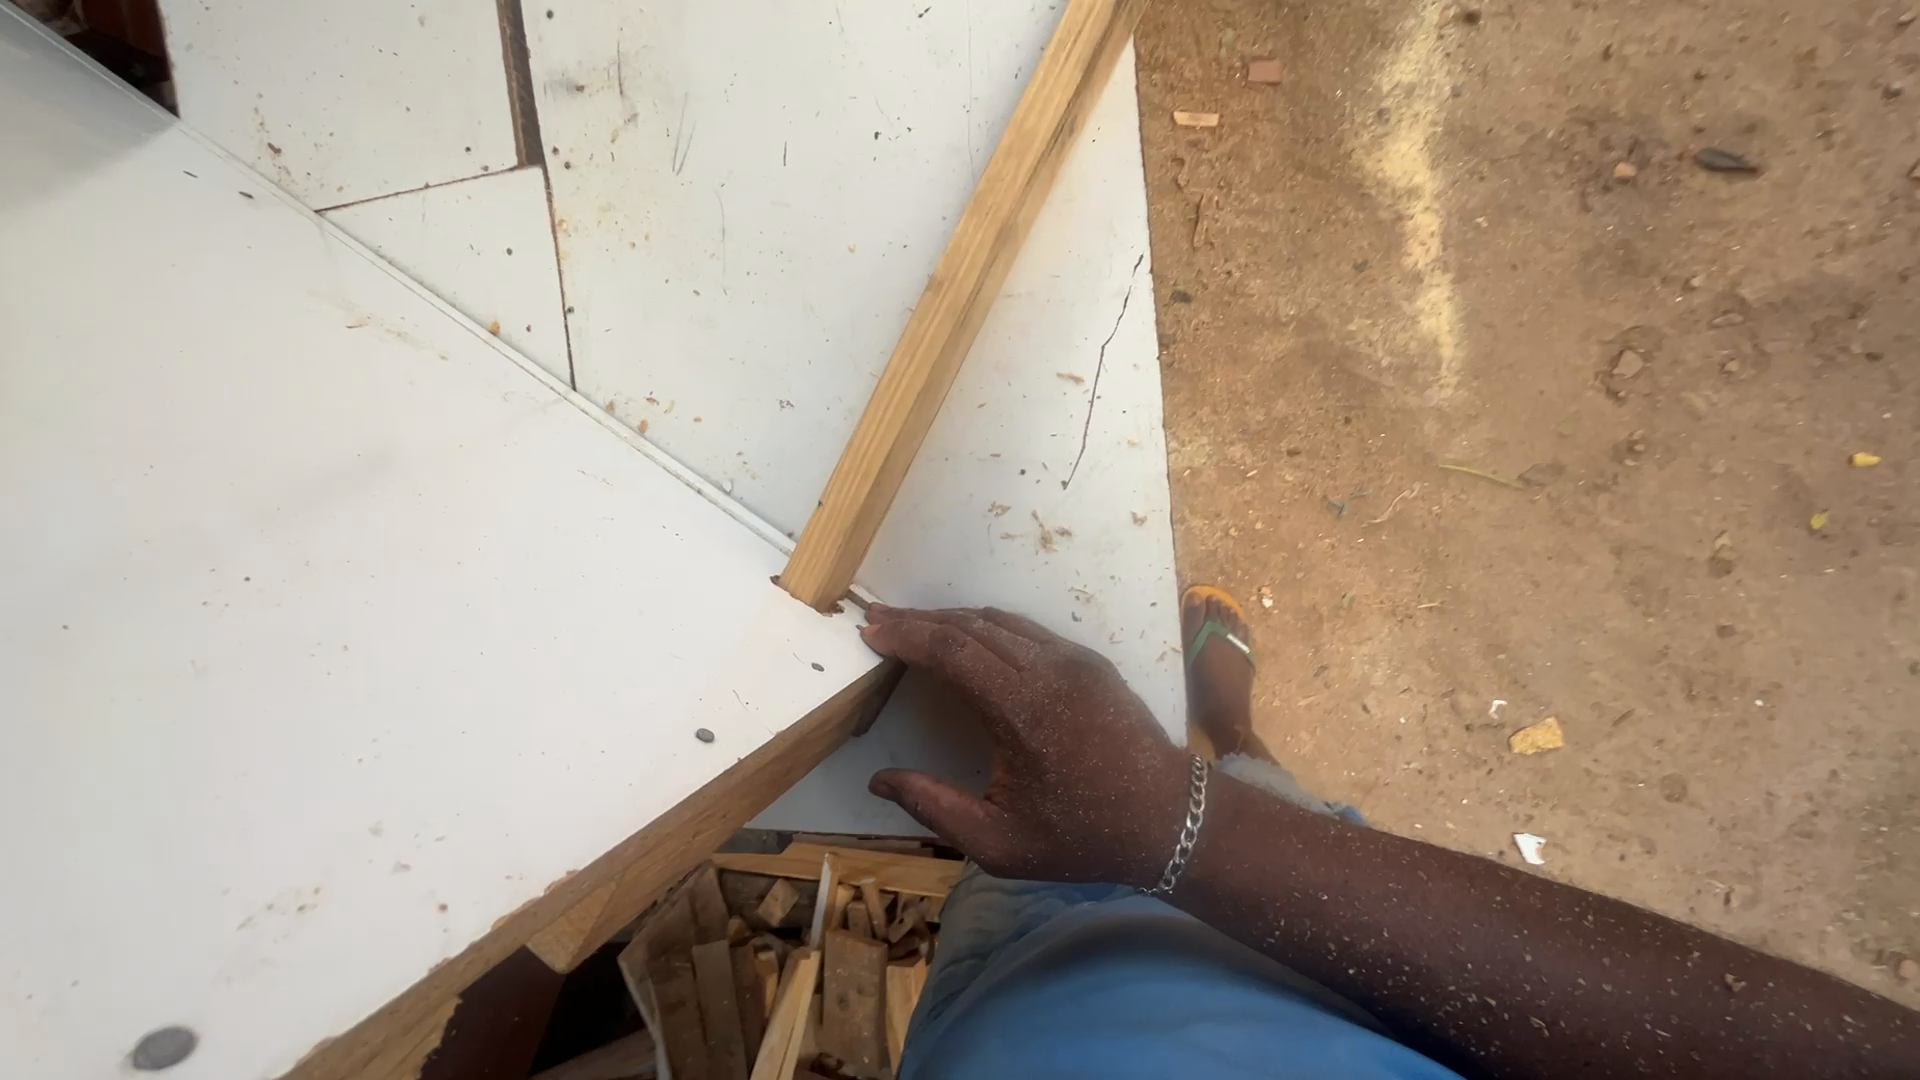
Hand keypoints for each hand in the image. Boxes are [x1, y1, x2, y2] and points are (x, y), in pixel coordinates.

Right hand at [859, 604, 1190, 885]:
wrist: (1170, 819)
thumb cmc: (1082, 836)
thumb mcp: (1000, 843)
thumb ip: (934, 807)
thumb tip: (878, 781)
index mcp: (1024, 710)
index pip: (953, 650)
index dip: (907, 636)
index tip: (871, 632)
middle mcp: (1048, 669)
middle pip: (969, 626)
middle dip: (917, 619)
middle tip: (877, 616)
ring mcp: (1073, 659)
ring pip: (998, 620)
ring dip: (949, 618)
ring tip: (910, 621)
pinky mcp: (1087, 659)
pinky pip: (1025, 629)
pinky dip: (984, 625)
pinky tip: (964, 634)